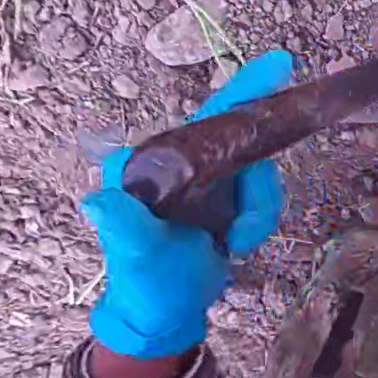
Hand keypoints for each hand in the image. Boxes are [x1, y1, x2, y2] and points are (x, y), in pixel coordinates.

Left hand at [82, 51, 293, 359]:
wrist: (169, 312)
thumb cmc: (147, 285)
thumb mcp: (136, 259)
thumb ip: (124, 230)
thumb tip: (98, 200)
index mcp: (154, 165)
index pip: (206, 120)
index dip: (244, 91)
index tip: (279, 65)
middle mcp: (183, 162)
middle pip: (247, 148)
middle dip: (255, 190)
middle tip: (243, 230)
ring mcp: (210, 179)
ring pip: (261, 175)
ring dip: (259, 211)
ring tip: (237, 242)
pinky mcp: (229, 197)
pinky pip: (265, 195)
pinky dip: (260, 220)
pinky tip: (238, 243)